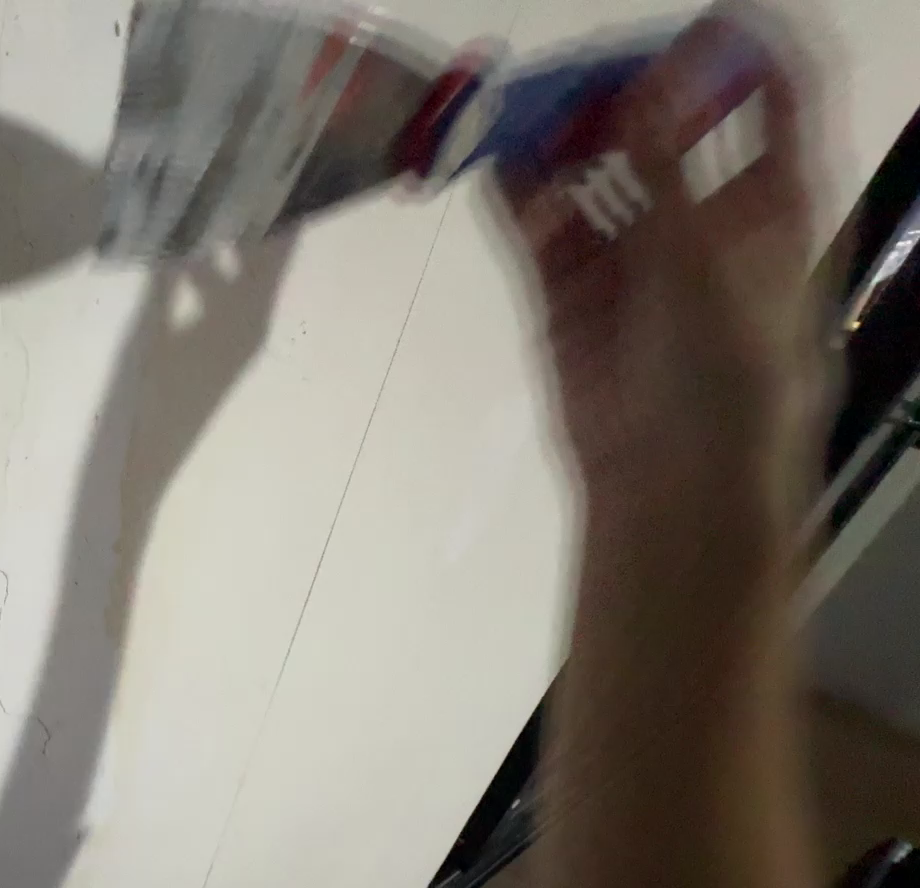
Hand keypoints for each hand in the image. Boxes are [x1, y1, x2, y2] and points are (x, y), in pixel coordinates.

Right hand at [494, 14, 828, 537]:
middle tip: (562, 81)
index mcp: (770, 194)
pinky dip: (517, 204)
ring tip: (511, 117)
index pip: (766, 95)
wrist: (663, 467)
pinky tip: (494, 171)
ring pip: (588, 182)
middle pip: (658, 132)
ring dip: (554, 149)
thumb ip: (665, 174)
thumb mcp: (706, 260)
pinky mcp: (566, 293)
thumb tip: (648, 83)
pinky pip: (540, 235)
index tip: (674, 31)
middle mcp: (696, 213)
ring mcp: (625, 254)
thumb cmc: (724, 367)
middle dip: (614, 101)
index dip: (727, 52)